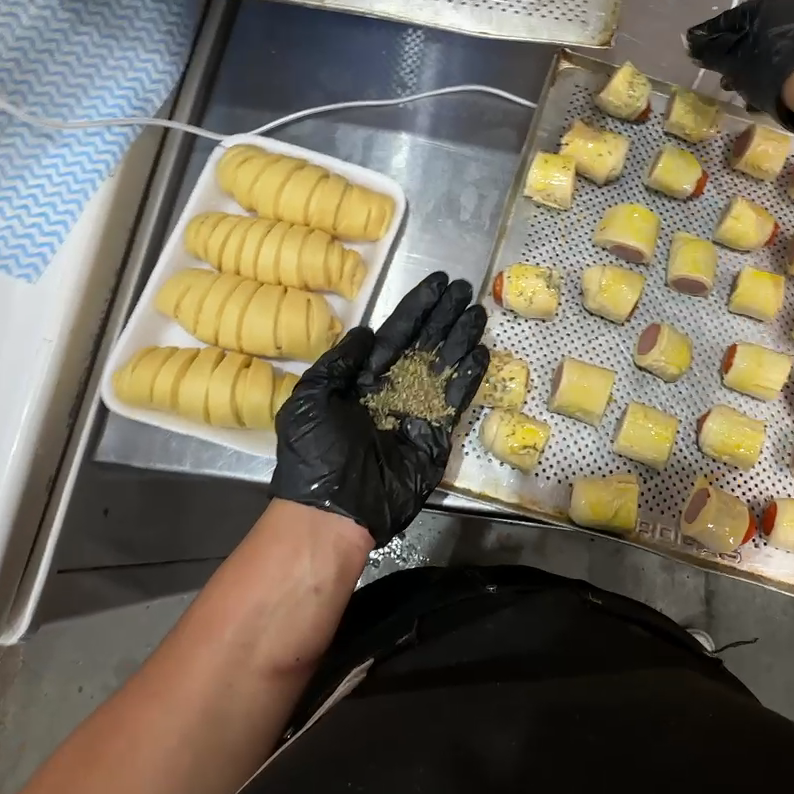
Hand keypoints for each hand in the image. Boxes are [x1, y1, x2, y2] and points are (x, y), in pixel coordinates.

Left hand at [272, 271, 489, 546]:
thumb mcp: (311, 397)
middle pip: (424, 344)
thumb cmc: (315, 453)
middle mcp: (392, 391)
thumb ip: (340, 361)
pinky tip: (482, 353)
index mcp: (362, 380)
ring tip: (480, 313)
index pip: (395, 334)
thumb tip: (366, 331)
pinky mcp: (436, 436)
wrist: (333, 510)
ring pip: (444, 367)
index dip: (416, 308)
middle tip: (466, 289)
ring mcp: (417, 413)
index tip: (438, 283)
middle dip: (445, 317)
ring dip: (462, 339)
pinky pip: (456, 401)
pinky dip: (469, 378)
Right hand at [685, 0, 793, 141]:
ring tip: (739, 91)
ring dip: (751, 69)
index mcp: (766, 4)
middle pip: (751, 35)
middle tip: (719, 76)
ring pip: (769, 50)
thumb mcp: (733, 61)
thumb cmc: (769, 67)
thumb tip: (691, 45)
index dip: (708, 38)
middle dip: (733, 57)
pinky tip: (763, 95)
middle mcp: (790, 10)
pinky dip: (772, 75)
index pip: (728, 19)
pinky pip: (787, 62)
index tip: (694, 52)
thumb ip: (710, 53)